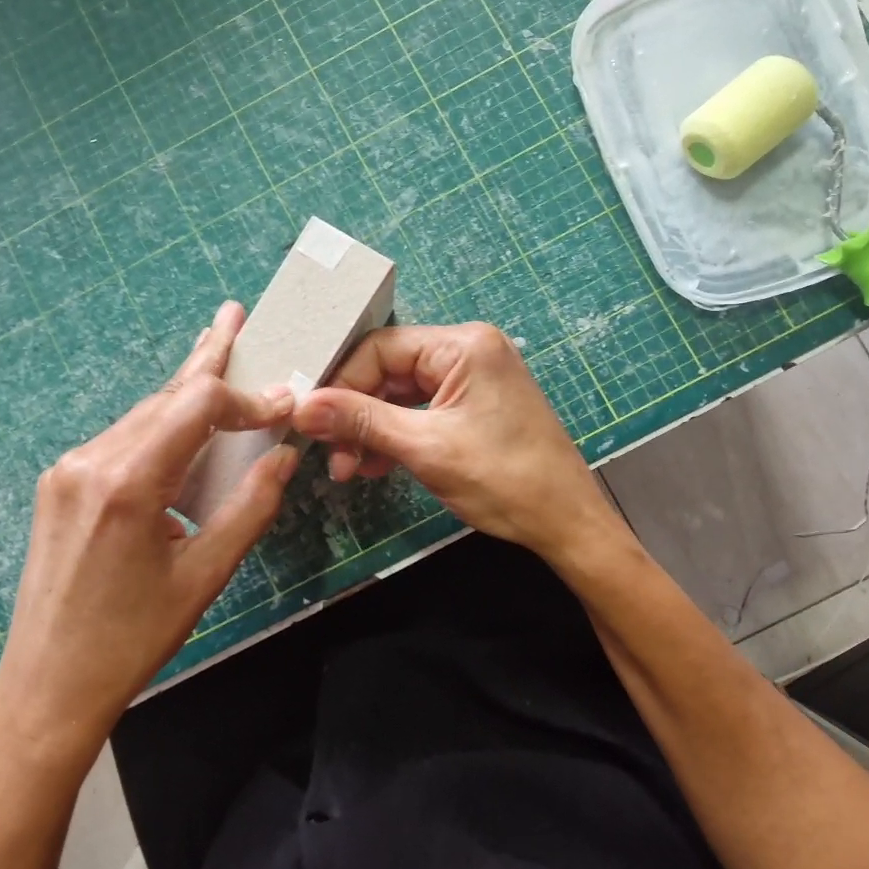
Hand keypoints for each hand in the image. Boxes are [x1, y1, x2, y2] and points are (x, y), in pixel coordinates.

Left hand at [0, 302, 298, 747]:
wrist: (48, 684)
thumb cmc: (131, 640)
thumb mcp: (204, 577)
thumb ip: (249, 508)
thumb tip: (283, 457)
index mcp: (128, 483)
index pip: (196, 406)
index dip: (245, 397)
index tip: (282, 401)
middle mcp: (89, 461)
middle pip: (163, 398)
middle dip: (207, 364)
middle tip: (234, 318)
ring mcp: (66, 470)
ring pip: (141, 417)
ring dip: (183, 398)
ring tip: (216, 359)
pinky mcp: (58, 484)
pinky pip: (119, 442)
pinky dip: (157, 430)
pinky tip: (181, 428)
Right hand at [293, 323, 618, 556]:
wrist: (567, 524)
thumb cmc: (504, 481)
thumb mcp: (425, 448)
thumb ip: (361, 420)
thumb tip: (301, 407)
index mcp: (463, 344)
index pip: (379, 349)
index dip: (341, 384)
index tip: (311, 422)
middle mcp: (467, 350)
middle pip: (387, 371)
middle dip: (355, 414)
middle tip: (333, 455)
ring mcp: (471, 379)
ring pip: (399, 394)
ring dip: (371, 430)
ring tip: (351, 469)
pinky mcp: (472, 406)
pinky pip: (419, 411)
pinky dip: (395, 436)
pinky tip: (376, 466)